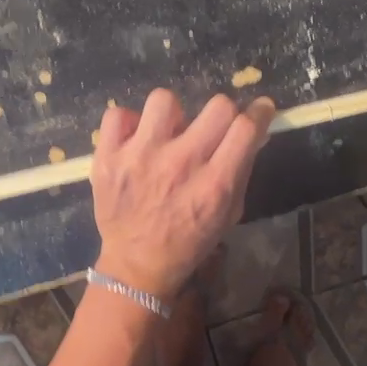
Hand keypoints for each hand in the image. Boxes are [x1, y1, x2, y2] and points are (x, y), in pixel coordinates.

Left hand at [91, 90, 276, 300]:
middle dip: (222, 114)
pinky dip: (129, 124)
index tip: (258, 110)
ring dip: (172, 116)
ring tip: (167, 135)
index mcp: (214, 184)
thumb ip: (241, 169)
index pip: (245, 127)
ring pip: (165, 100)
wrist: (137, 265)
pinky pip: (119, 114)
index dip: (258, 113)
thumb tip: (254, 130)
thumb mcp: (229, 212)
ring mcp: (139, 157)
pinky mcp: (108, 157)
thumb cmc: (190, 240)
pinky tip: (136, 141)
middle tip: (213, 129)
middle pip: (217, 106)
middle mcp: (179, 164)